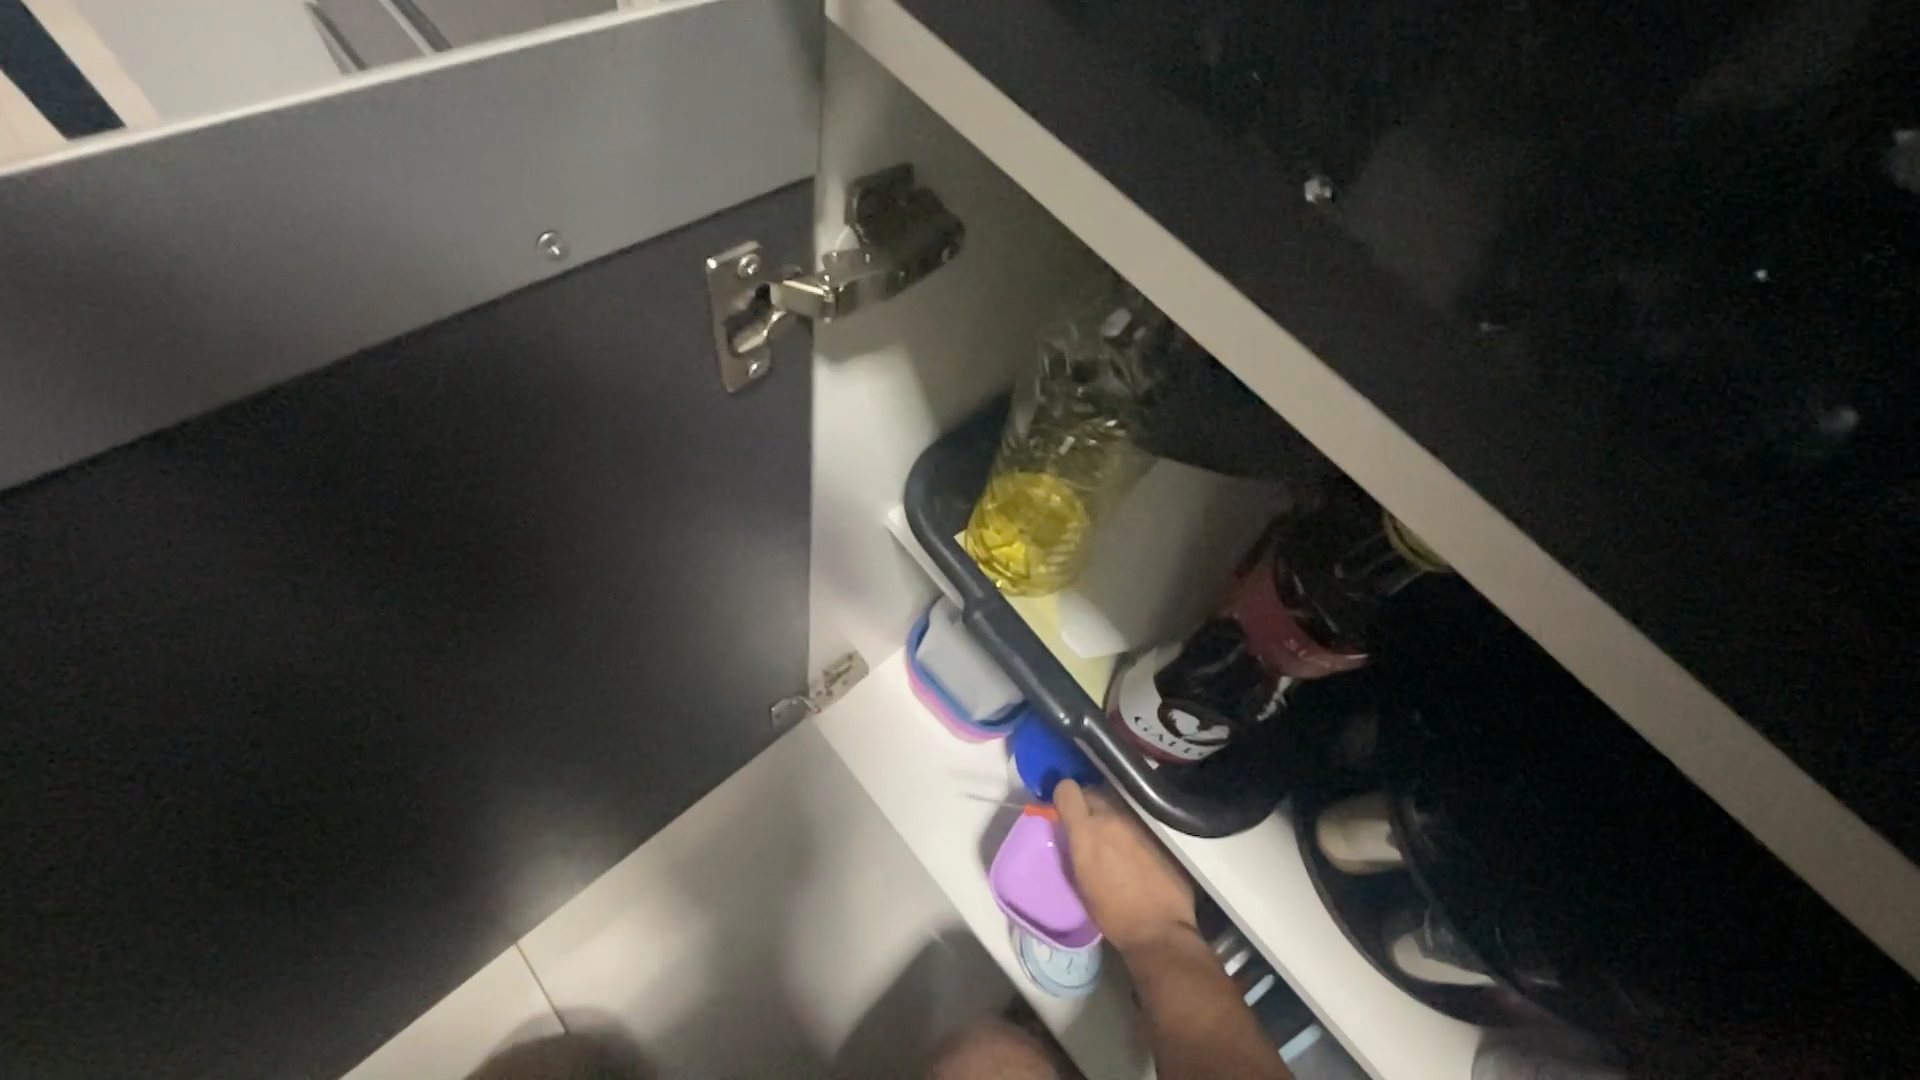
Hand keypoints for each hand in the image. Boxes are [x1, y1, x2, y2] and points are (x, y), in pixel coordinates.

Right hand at [1054, 779, 1195, 953]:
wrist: (1158, 930)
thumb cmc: (1111, 914)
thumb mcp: (1079, 880)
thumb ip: (1073, 847)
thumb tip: (1070, 832)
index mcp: (1085, 831)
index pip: (1067, 789)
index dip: (1064, 796)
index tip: (1065, 809)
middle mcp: (1111, 818)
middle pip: (1093, 791)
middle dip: (1087, 804)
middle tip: (1089, 825)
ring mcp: (1138, 822)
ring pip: (1117, 804)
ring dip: (1111, 815)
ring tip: (1114, 838)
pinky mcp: (1159, 832)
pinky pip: (1138, 820)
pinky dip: (1132, 829)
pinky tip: (1137, 851)